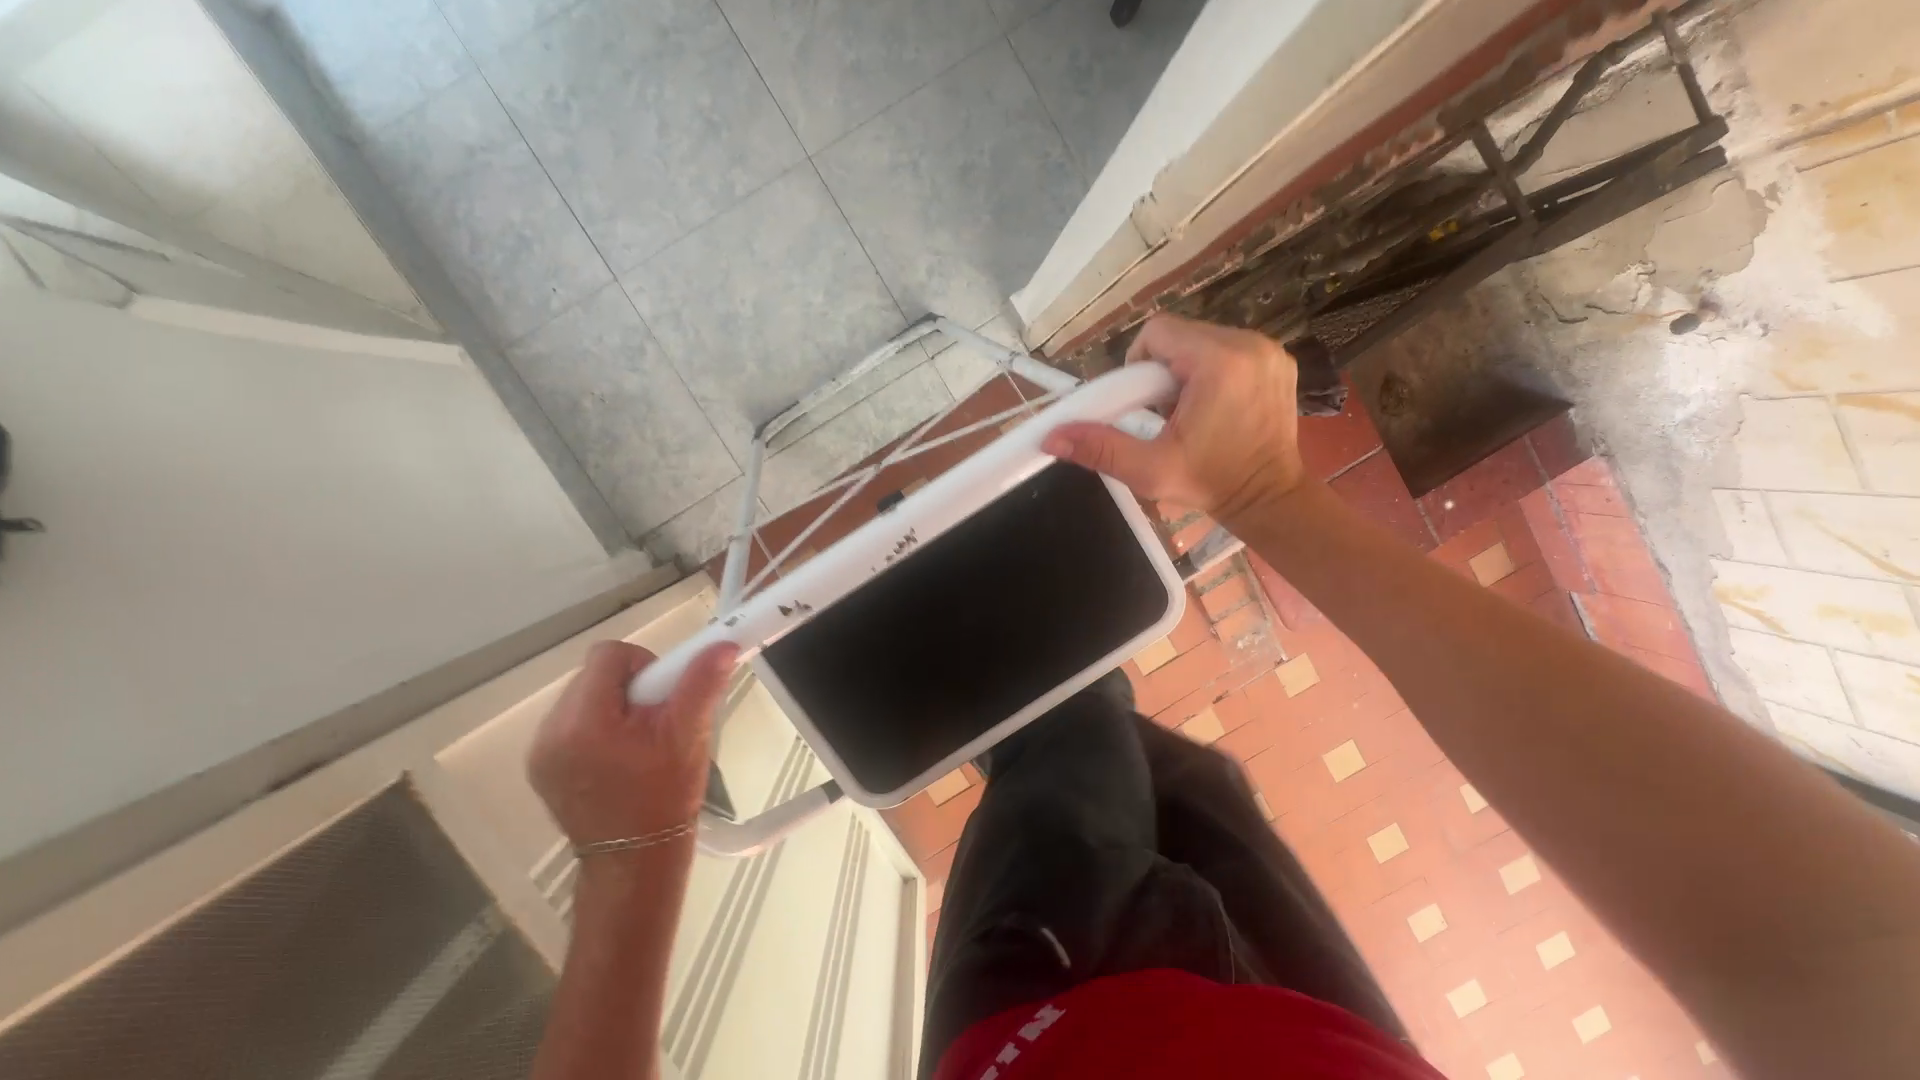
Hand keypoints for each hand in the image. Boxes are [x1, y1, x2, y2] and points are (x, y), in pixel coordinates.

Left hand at [527, 640, 738, 848]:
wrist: (636, 862)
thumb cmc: (665, 797)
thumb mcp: (688, 735)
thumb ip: (701, 684)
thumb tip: (722, 645)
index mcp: (584, 720)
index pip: (609, 655)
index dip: (643, 664)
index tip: (664, 696)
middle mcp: (550, 731)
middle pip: (593, 676)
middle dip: (629, 689)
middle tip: (657, 721)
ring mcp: (540, 752)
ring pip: (582, 699)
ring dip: (612, 709)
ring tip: (638, 743)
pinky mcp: (540, 768)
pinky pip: (570, 726)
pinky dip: (595, 730)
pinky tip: (617, 759)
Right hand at [1042, 314, 1306, 526]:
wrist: (1268, 498)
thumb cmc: (1210, 484)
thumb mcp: (1149, 469)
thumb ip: (1100, 448)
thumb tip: (1051, 437)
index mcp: (1219, 364)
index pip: (1158, 332)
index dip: (1139, 363)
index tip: (1144, 402)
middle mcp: (1248, 345)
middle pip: (1181, 334)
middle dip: (1163, 369)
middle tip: (1165, 412)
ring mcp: (1269, 350)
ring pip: (1203, 339)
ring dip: (1186, 369)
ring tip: (1190, 411)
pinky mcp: (1278, 359)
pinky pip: (1229, 348)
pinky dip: (1213, 370)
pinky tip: (1215, 406)